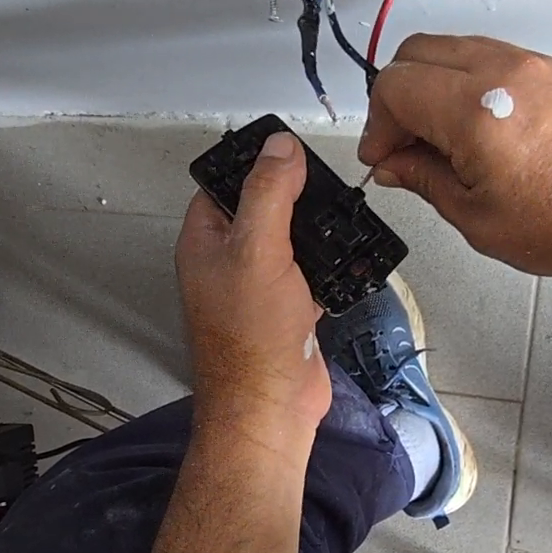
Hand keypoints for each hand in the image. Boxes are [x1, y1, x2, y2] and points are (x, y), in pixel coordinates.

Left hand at [175, 132, 331, 440]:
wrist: (271, 406)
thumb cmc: (253, 336)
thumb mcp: (259, 249)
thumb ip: (269, 193)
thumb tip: (280, 146)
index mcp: (205, 242)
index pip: (223, 184)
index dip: (254, 164)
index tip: (290, 154)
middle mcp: (226, 263)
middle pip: (260, 211)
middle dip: (292, 197)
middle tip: (323, 186)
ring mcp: (256, 289)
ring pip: (286, 243)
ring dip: (313, 233)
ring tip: (341, 219)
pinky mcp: (286, 312)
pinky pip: (306, 275)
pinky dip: (326, 267)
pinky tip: (346, 263)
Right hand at [359, 34, 551, 280]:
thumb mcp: (475, 218)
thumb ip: (424, 179)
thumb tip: (393, 164)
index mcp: (477, 112)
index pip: (395, 87)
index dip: (376, 126)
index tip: (382, 158)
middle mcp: (502, 73)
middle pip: (415, 53)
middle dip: (394, 99)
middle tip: (400, 147)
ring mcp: (529, 65)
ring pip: (449, 49)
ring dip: (427, 86)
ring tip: (434, 140)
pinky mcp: (547, 70)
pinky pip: (484, 56)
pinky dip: (460, 82)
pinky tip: (467, 128)